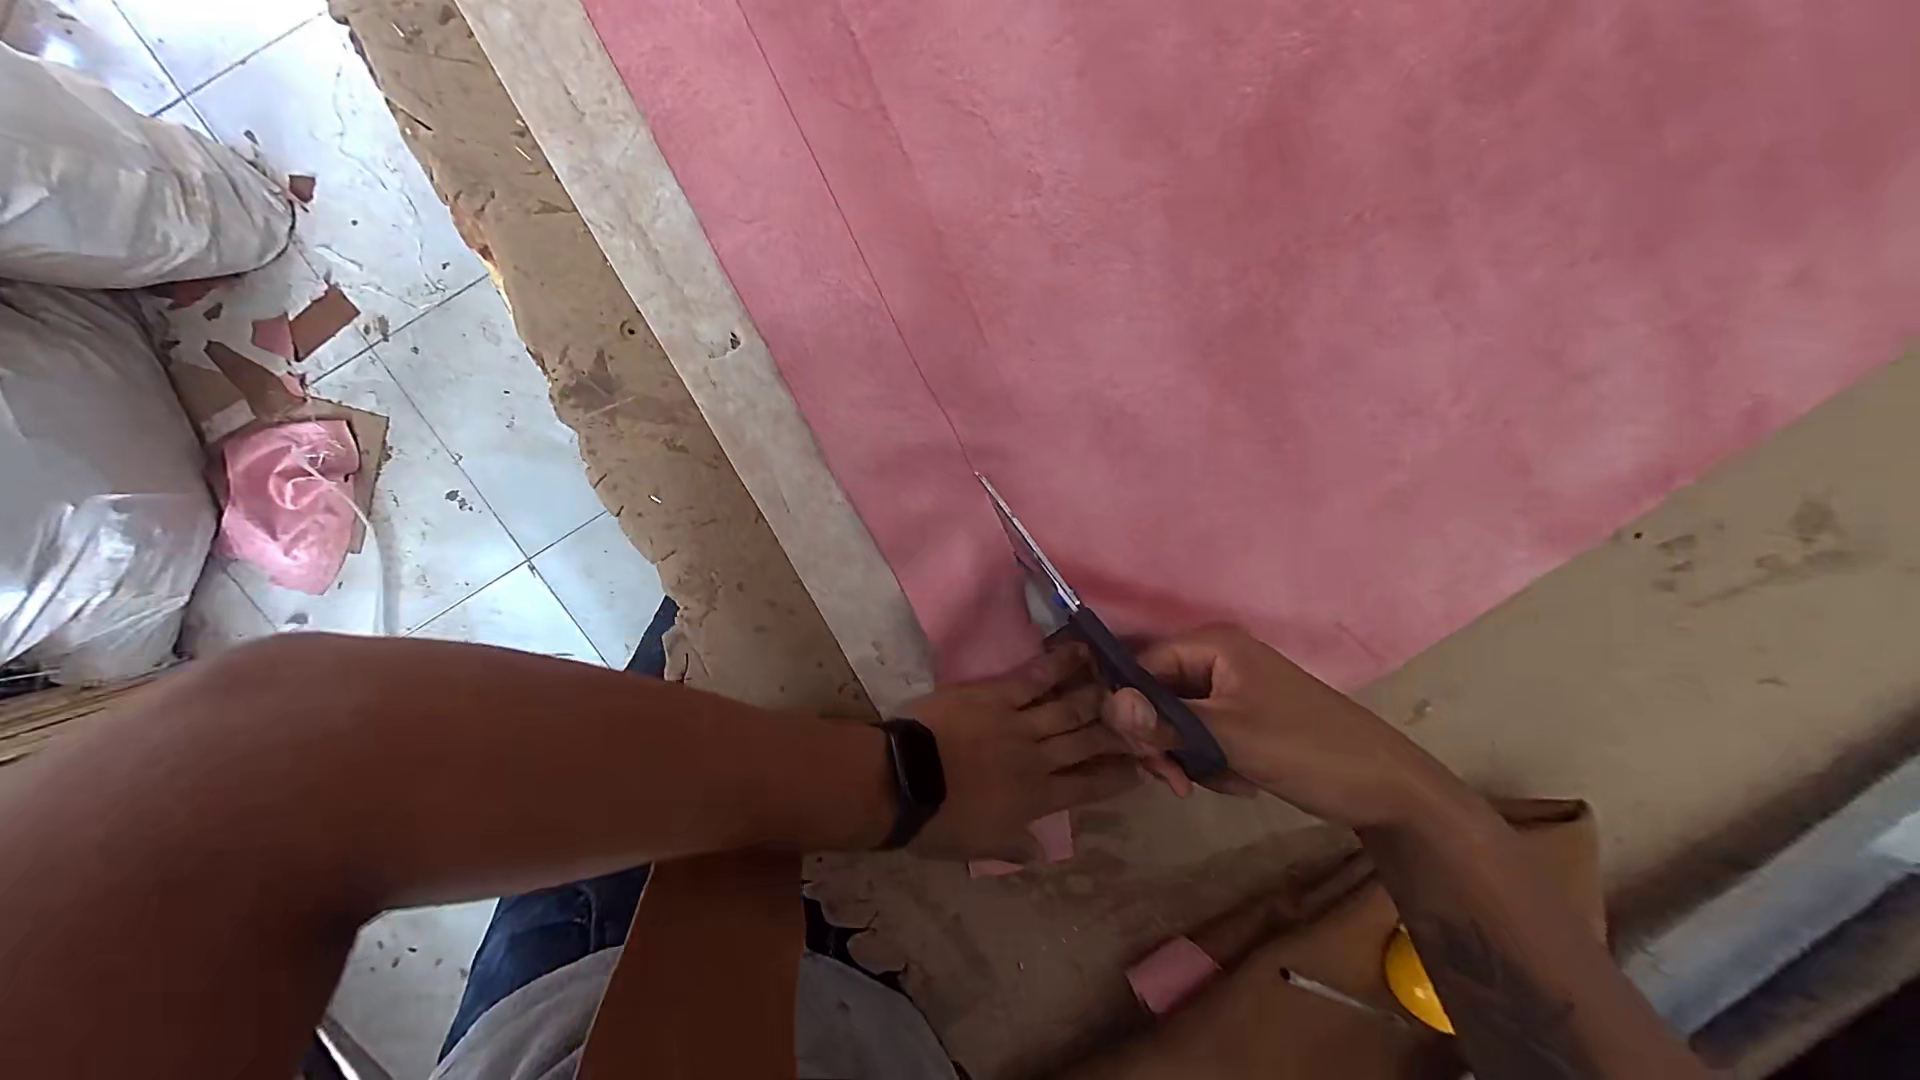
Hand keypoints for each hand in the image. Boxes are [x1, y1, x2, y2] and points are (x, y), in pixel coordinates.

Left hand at [900, 643, 1140, 860]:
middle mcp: (1038, 760)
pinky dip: (1059, 664)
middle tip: (1147, 719)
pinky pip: (1034, 678)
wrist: (906, 781)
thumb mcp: (978, 846)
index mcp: (1035, 800)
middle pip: (1087, 743)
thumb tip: (1040, 854)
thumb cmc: (938, 820)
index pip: (1087, 788)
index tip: (1142, 768)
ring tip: (1122, 685)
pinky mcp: (998, 697)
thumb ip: (1014, 846)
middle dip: (1120, 733)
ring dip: (1097, 696)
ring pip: (1069, 709)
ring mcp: (1019, 725)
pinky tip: (1081, 651)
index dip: (1117, 778)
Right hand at [1101, 625, 1466, 828]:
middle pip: (1155, 695)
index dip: (1132, 708)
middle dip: (1161, 740)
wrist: (1386, 788)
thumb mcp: (1229, 736)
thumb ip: (1164, 721)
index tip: (1142, 755)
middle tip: (1176, 781)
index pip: (1141, 666)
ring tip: (1220, 781)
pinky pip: (1201, 735)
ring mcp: (1230, 688)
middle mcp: (1216, 659)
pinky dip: (1209, 761)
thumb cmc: (1307, 748)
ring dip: (1186, 756)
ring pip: (1175, 720)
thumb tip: (1107, 706)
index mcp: (1212, 645)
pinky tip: (1237, 780)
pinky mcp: (1242, 717)